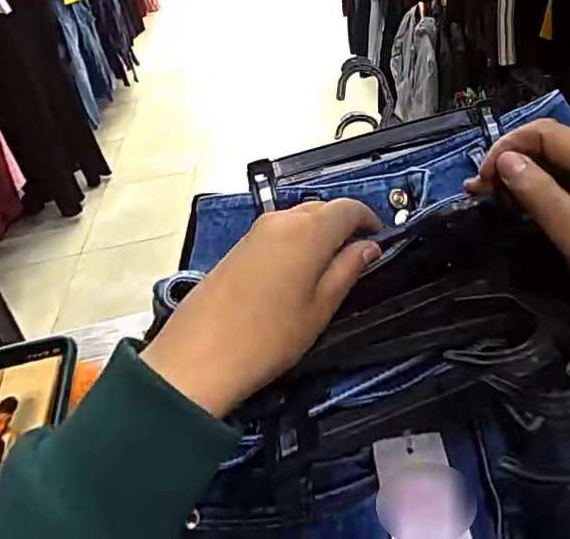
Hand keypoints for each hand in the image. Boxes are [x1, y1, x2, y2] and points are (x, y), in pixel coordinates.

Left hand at [141, 199, 380, 416]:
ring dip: (319, 232)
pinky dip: (296, 240)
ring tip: (325, 266)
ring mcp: (257, 231)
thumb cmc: (267, 338)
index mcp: (310, 230)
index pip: (350, 208)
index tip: (378, 240)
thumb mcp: (320, 308)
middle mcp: (283, 220)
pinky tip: (294, 272)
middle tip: (355, 256)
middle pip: (325, 209)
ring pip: (301, 218)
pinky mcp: (238, 246)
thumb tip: (369, 247)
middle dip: (344, 225)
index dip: (369, 220)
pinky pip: (280, 230)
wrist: (192, 363)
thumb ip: (349, 269)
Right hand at [466, 120, 569, 352]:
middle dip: (515, 161)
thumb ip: (541, 196)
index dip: (509, 147)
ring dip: (529, 176)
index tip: (481, 181)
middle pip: (555, 145)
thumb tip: (506, 160)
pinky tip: (530, 208)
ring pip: (564, 164)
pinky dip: (550, 191)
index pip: (547, 133)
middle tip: (480, 193)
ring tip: (496, 201)